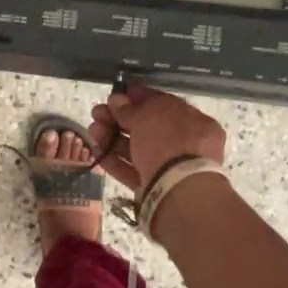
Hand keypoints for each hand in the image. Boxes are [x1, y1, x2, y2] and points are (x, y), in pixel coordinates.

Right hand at [88, 83, 227, 196]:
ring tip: (92, 130)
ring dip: (112, 137)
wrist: (178, 193)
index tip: (116, 95)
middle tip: (96, 113)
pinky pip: (132, 169)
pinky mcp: (153, 187)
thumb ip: (130, 108)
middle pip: (146, 127)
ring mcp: (169, 168)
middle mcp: (186, 145)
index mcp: (195, 123)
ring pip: (136, 148)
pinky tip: (96, 150)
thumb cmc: (169, 144)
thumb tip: (117, 100)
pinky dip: (114, 159)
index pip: (164, 104)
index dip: (138, 98)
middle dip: (119, 119)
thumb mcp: (148, 117)